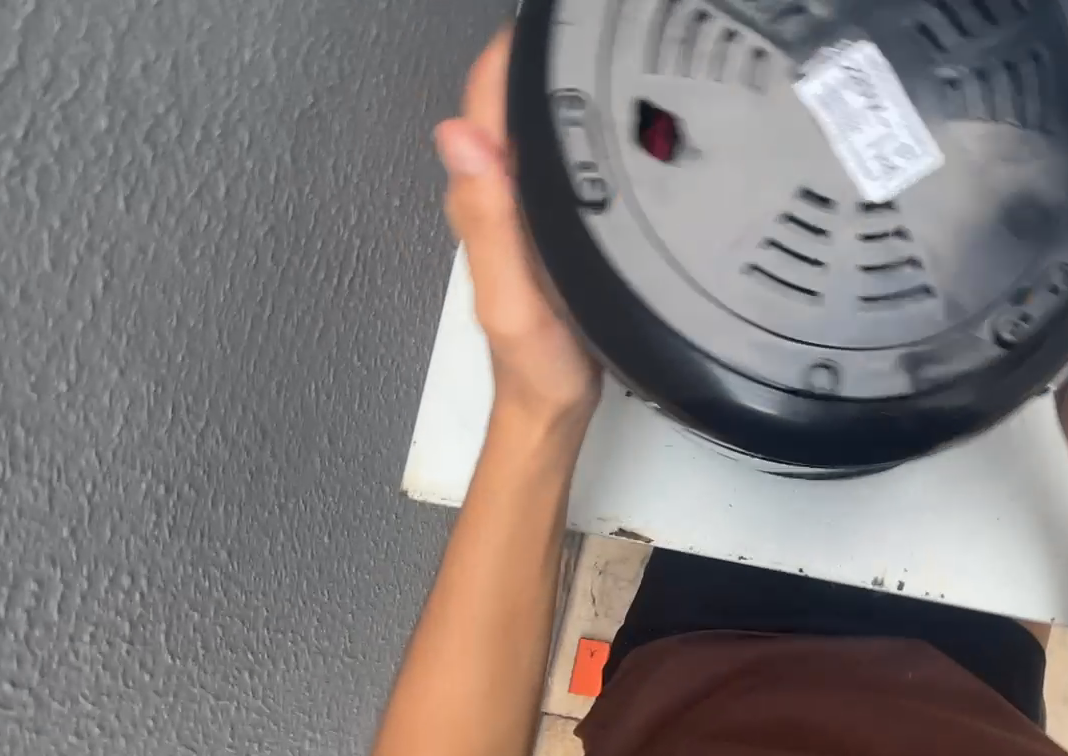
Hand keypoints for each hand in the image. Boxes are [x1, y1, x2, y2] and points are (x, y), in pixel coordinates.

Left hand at [435, 30, 600, 430]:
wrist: (557, 406)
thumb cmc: (539, 365)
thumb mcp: (515, 299)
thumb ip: (491, 225)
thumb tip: (462, 135)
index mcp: (484, 203)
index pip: (485, 107)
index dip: (508, 58)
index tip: (554, 27)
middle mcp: (499, 200)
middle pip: (509, 112)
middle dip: (538, 66)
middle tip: (591, 38)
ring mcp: (526, 217)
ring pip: (536, 140)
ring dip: (557, 100)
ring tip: (602, 68)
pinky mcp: (552, 234)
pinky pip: (558, 173)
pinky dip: (576, 143)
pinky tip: (605, 138)